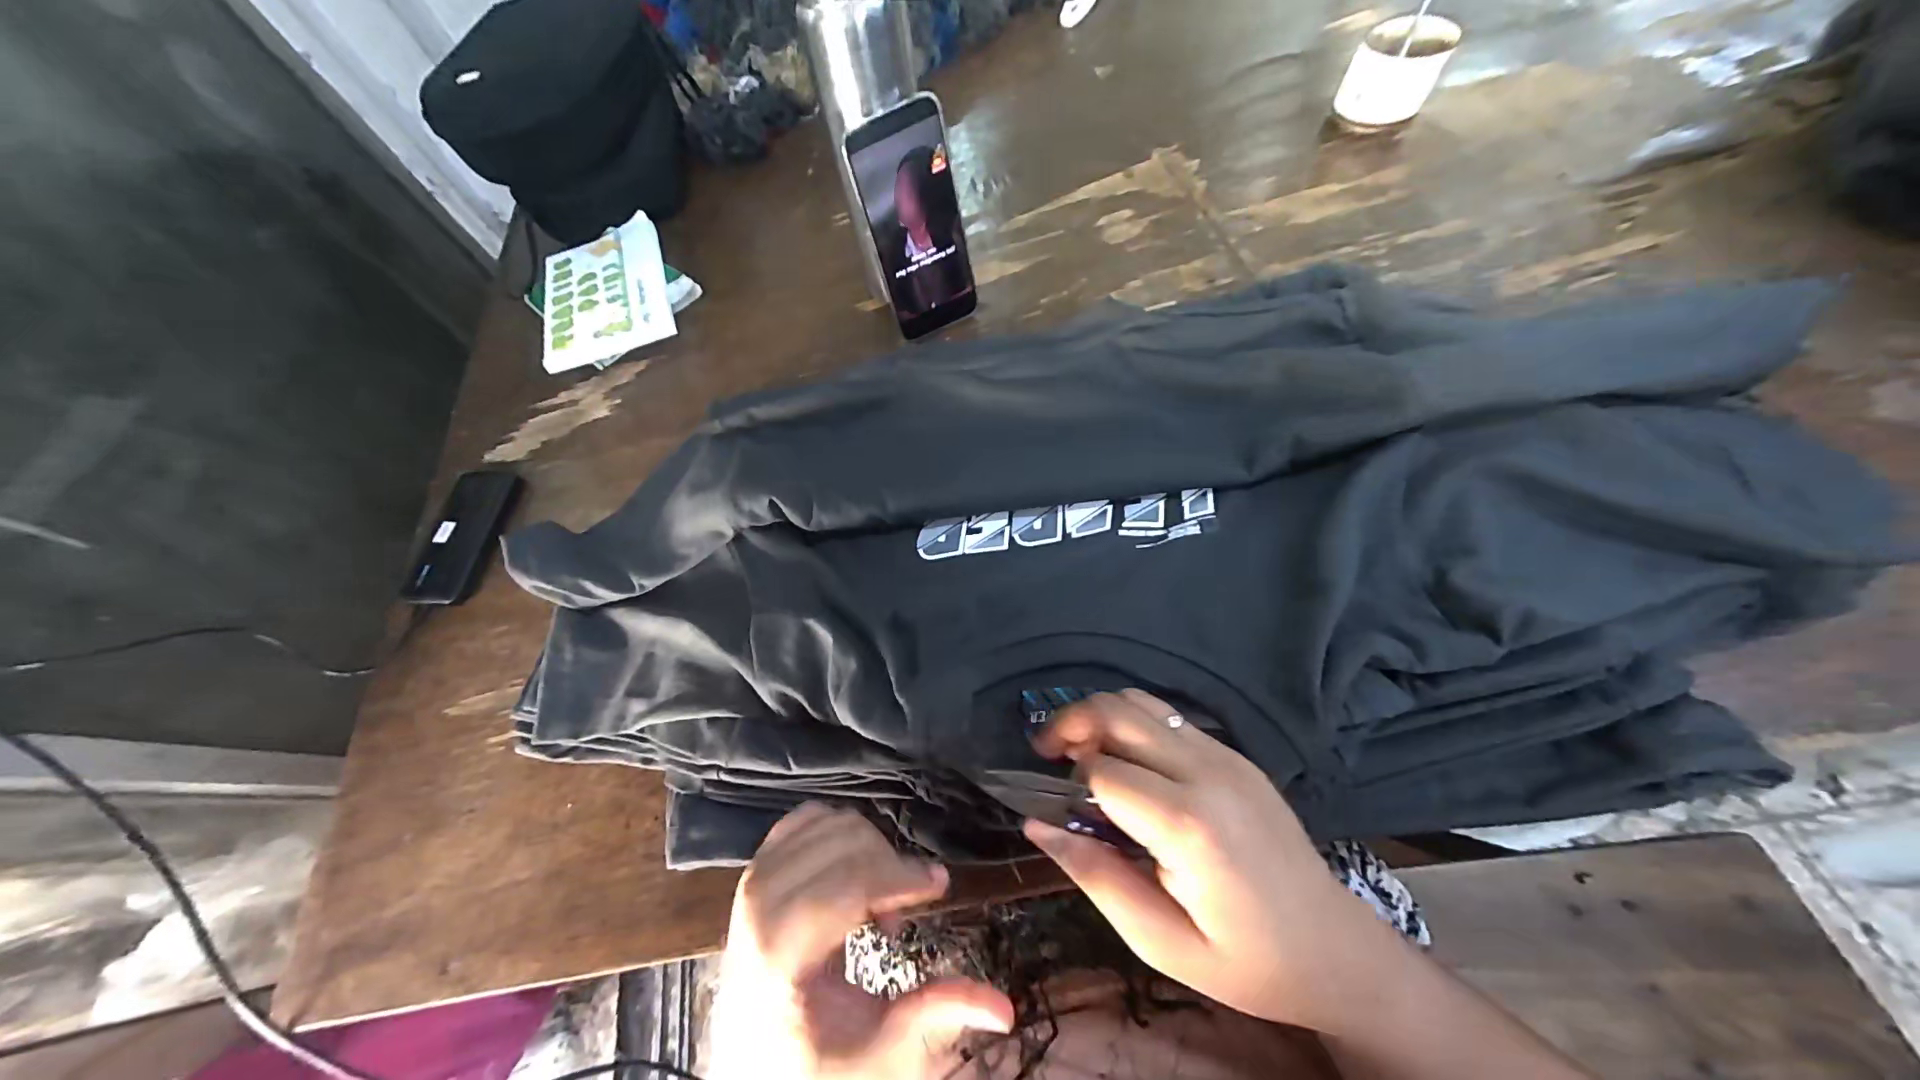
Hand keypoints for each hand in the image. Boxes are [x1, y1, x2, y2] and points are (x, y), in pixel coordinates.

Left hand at [708, 803, 1013, 1079]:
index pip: (846, 885)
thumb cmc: (812, 1060)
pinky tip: (856, 865)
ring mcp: (752, 883)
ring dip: (868, 847)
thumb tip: (1003, 1008)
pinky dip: (838, 829)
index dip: (900, 875)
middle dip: (889, 864)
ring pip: (826, 823)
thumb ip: (932, 1022)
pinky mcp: (756, 870)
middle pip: (841, 845)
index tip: (940, 884)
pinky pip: (803, 821)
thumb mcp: (877, 1058)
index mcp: (780, 955)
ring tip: (879, 896)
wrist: (748, 1056)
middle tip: (908, 905)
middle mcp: (758, 908)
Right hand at [1022, 689, 1404, 1030]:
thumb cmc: (1247, 962)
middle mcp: (1207, 772)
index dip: (1069, 784)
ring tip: (1084, 757)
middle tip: (1048, 756)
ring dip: (1100, 718)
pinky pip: (1168, 718)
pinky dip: (1132, 726)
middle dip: (1070, 723)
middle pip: (1117, 710)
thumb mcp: (1160, 941)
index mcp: (1189, 825)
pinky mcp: (1236, 754)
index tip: (1062, 812)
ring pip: (1141, 702)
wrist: (1337, 951)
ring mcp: (1226, 756)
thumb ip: (1094, 875)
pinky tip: (1129, 766)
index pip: (1101, 769)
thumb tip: (1036, 824)